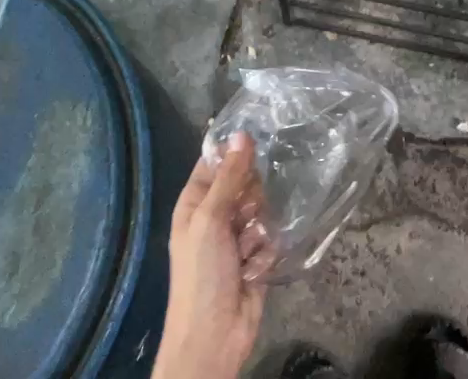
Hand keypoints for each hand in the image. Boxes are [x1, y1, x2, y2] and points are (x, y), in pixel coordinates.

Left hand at [153, 133, 272, 378]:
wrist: (214, 335)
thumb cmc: (201, 273)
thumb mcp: (210, 219)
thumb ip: (228, 177)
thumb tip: (241, 133)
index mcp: (195, 201)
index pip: (216, 162)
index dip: (235, 154)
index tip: (256, 145)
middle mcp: (216, 215)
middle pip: (245, 184)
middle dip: (251, 198)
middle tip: (245, 214)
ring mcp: (237, 237)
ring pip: (262, 210)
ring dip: (258, 230)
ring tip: (246, 252)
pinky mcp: (258, 258)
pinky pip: (272, 238)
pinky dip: (266, 253)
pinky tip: (255, 270)